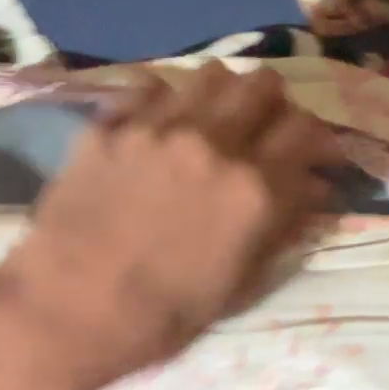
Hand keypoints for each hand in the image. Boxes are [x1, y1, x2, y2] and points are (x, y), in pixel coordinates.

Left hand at [0, 62, 338, 389]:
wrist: (68, 310)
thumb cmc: (164, 315)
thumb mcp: (240, 284)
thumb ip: (283, 229)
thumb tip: (314, 193)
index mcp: (254, 189)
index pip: (308, 132)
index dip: (320, 142)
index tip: (317, 158)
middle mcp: (214, 143)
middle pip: (265, 86)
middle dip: (278, 107)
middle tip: (269, 132)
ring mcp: (157, 127)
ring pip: (212, 74)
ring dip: (226, 94)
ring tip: (218, 121)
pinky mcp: (111, 126)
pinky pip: (152, 86)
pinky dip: (169, 100)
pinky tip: (163, 127)